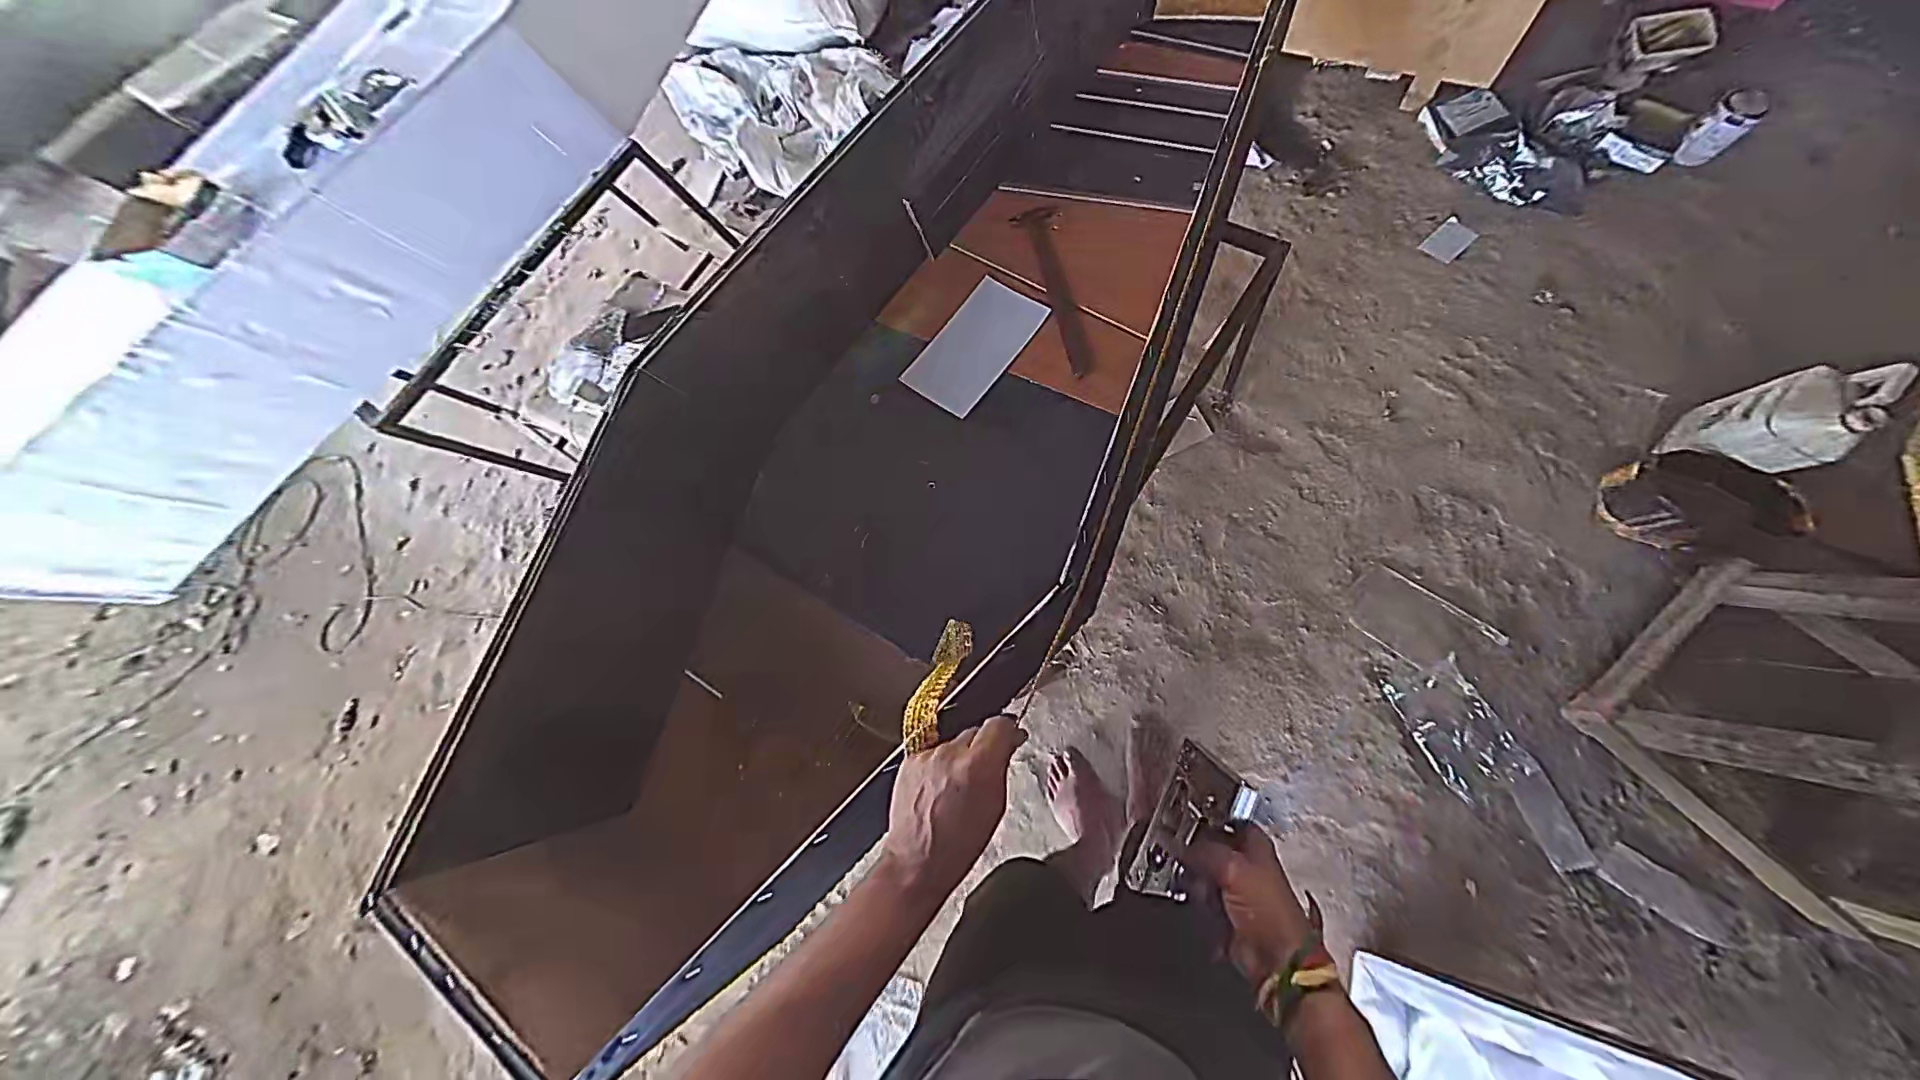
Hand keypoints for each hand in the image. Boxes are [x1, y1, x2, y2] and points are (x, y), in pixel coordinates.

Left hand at [882, 713, 1026, 901]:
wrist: (917, 860)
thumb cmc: (958, 844)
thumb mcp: (996, 806)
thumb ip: (1002, 767)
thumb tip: (1009, 743)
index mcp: (978, 766)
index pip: (998, 724)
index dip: (1008, 730)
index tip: (1010, 736)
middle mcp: (950, 754)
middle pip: (975, 731)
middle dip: (983, 746)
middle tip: (983, 770)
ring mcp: (927, 756)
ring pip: (954, 742)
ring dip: (960, 756)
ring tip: (957, 786)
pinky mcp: (910, 760)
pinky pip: (933, 752)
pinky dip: (939, 764)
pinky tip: (939, 787)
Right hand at [1187, 824, 1313, 985]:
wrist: (1274, 960)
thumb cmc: (1269, 910)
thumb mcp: (1231, 867)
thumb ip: (1203, 851)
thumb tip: (1178, 844)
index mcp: (1257, 847)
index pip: (1230, 822)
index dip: (1210, 820)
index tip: (1188, 821)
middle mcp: (1248, 867)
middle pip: (1212, 849)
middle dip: (1197, 855)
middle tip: (1189, 859)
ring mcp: (1238, 891)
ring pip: (1204, 875)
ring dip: (1197, 882)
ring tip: (1199, 889)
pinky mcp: (1227, 914)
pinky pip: (1202, 900)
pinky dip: (1198, 902)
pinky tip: (1200, 905)